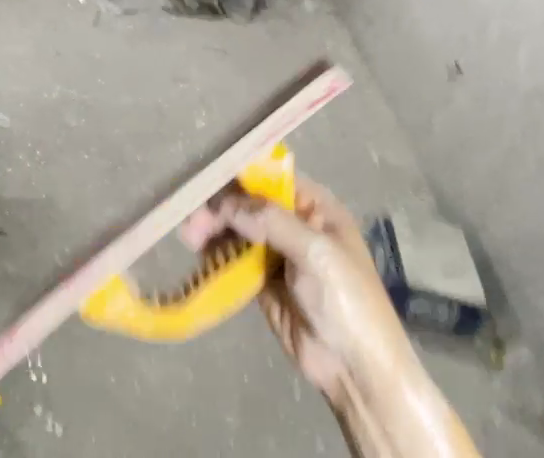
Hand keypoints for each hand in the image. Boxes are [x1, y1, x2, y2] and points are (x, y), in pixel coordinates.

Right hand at [181, 176, 406, 401]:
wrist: (354, 368)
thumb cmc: (346, 300)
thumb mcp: (316, 253)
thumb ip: (272, 221)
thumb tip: (227, 204)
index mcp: (315, 208)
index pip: (271, 178)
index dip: (239, 175)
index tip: (206, 180)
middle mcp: (294, 224)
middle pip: (247, 203)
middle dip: (219, 207)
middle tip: (193, 222)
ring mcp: (276, 253)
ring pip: (235, 228)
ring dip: (211, 229)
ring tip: (190, 239)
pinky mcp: (261, 280)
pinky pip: (233, 257)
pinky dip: (215, 253)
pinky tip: (200, 256)